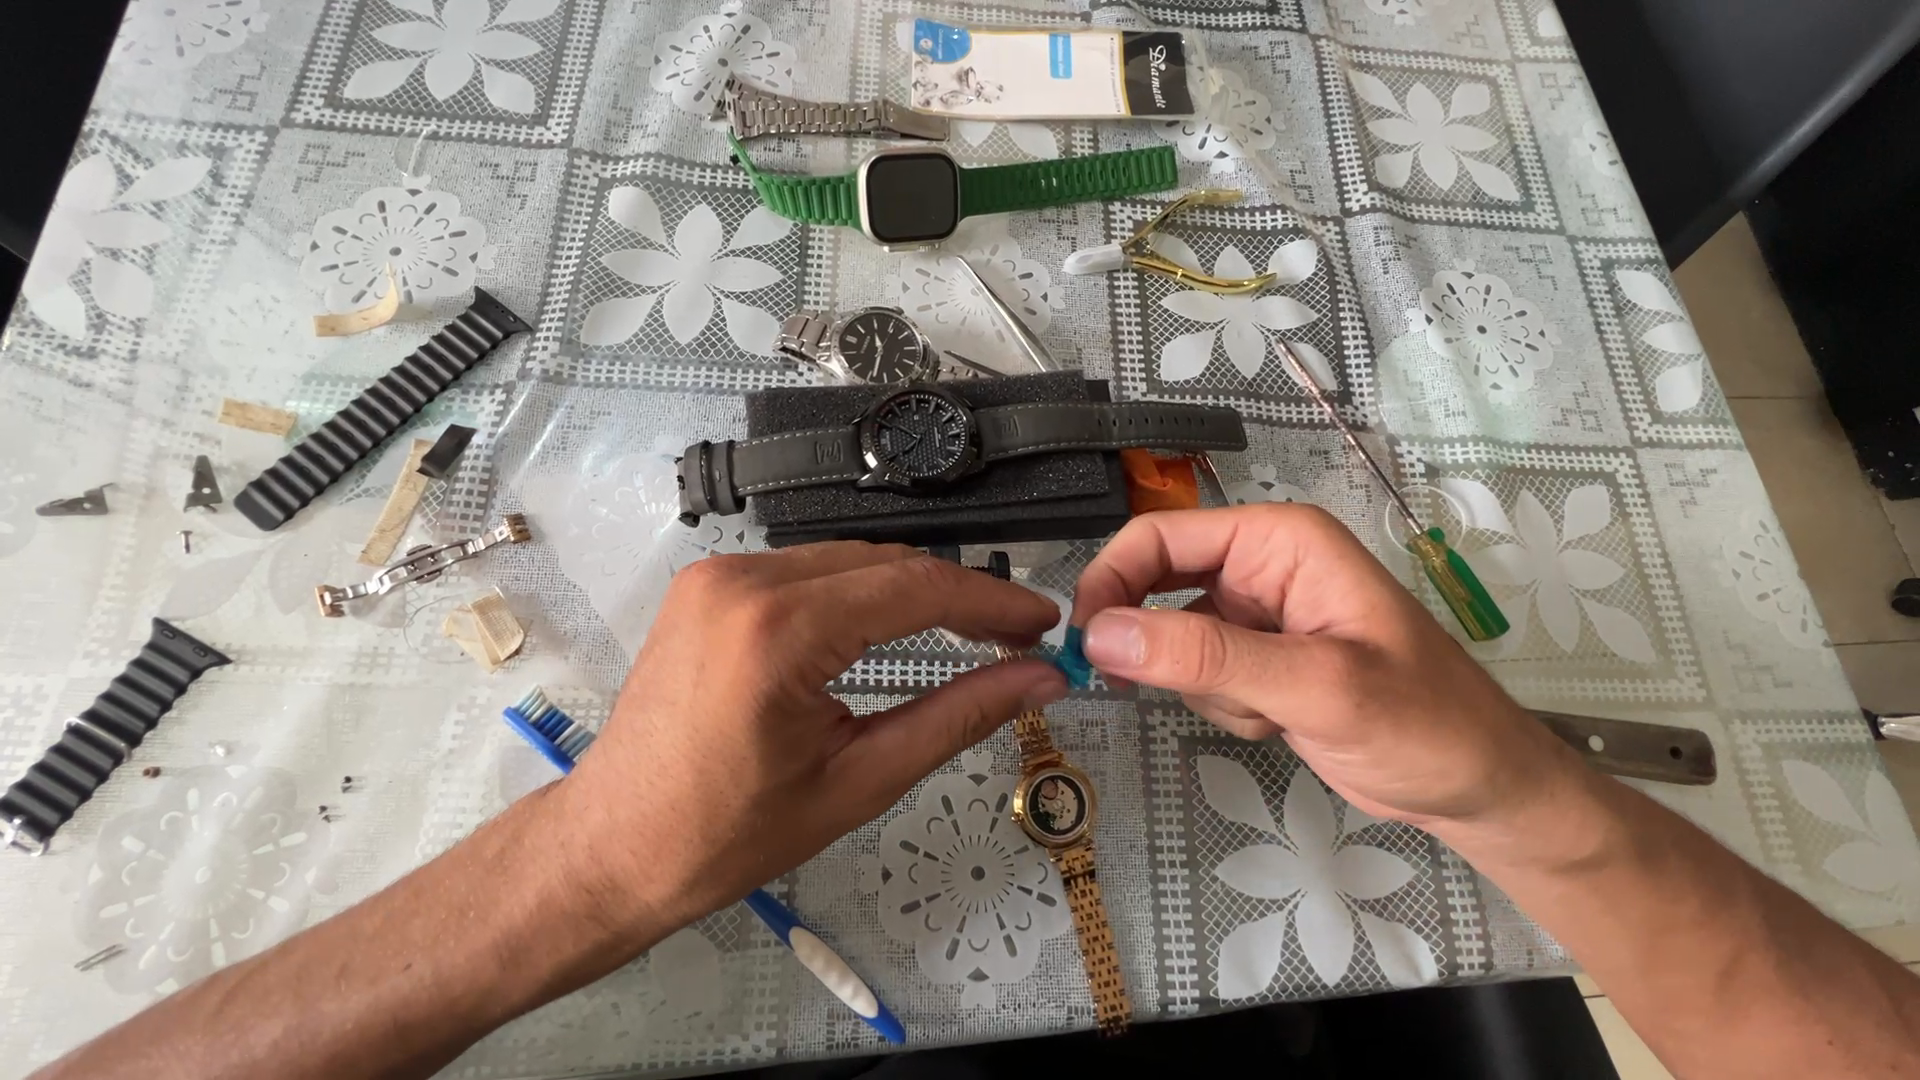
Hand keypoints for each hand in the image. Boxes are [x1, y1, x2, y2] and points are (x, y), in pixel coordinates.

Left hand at [558, 542, 1066, 936]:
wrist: (610, 847)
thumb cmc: (731, 834)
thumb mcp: (858, 781)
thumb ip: (956, 718)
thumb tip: (1039, 681)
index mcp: (780, 631)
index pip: (915, 587)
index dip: (992, 601)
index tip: (1043, 623)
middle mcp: (745, 579)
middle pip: (886, 563)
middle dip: (958, 596)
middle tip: (1013, 638)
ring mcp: (719, 573)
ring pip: (850, 560)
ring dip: (912, 591)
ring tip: (967, 633)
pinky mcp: (708, 583)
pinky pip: (809, 570)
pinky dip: (862, 592)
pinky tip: (890, 625)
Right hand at [1070, 505, 1581, 834]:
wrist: (1478, 789)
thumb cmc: (1422, 722)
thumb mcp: (1314, 685)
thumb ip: (1205, 655)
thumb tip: (1099, 633)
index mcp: (1276, 539)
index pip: (1158, 538)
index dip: (1110, 582)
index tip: (1084, 644)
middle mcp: (1258, 564)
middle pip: (1154, 583)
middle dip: (1157, 643)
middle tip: (1148, 687)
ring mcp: (1254, 613)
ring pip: (1168, 637)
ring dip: (1200, 685)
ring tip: (1266, 710)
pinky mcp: (1253, 657)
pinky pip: (1194, 672)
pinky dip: (1219, 705)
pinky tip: (1274, 721)